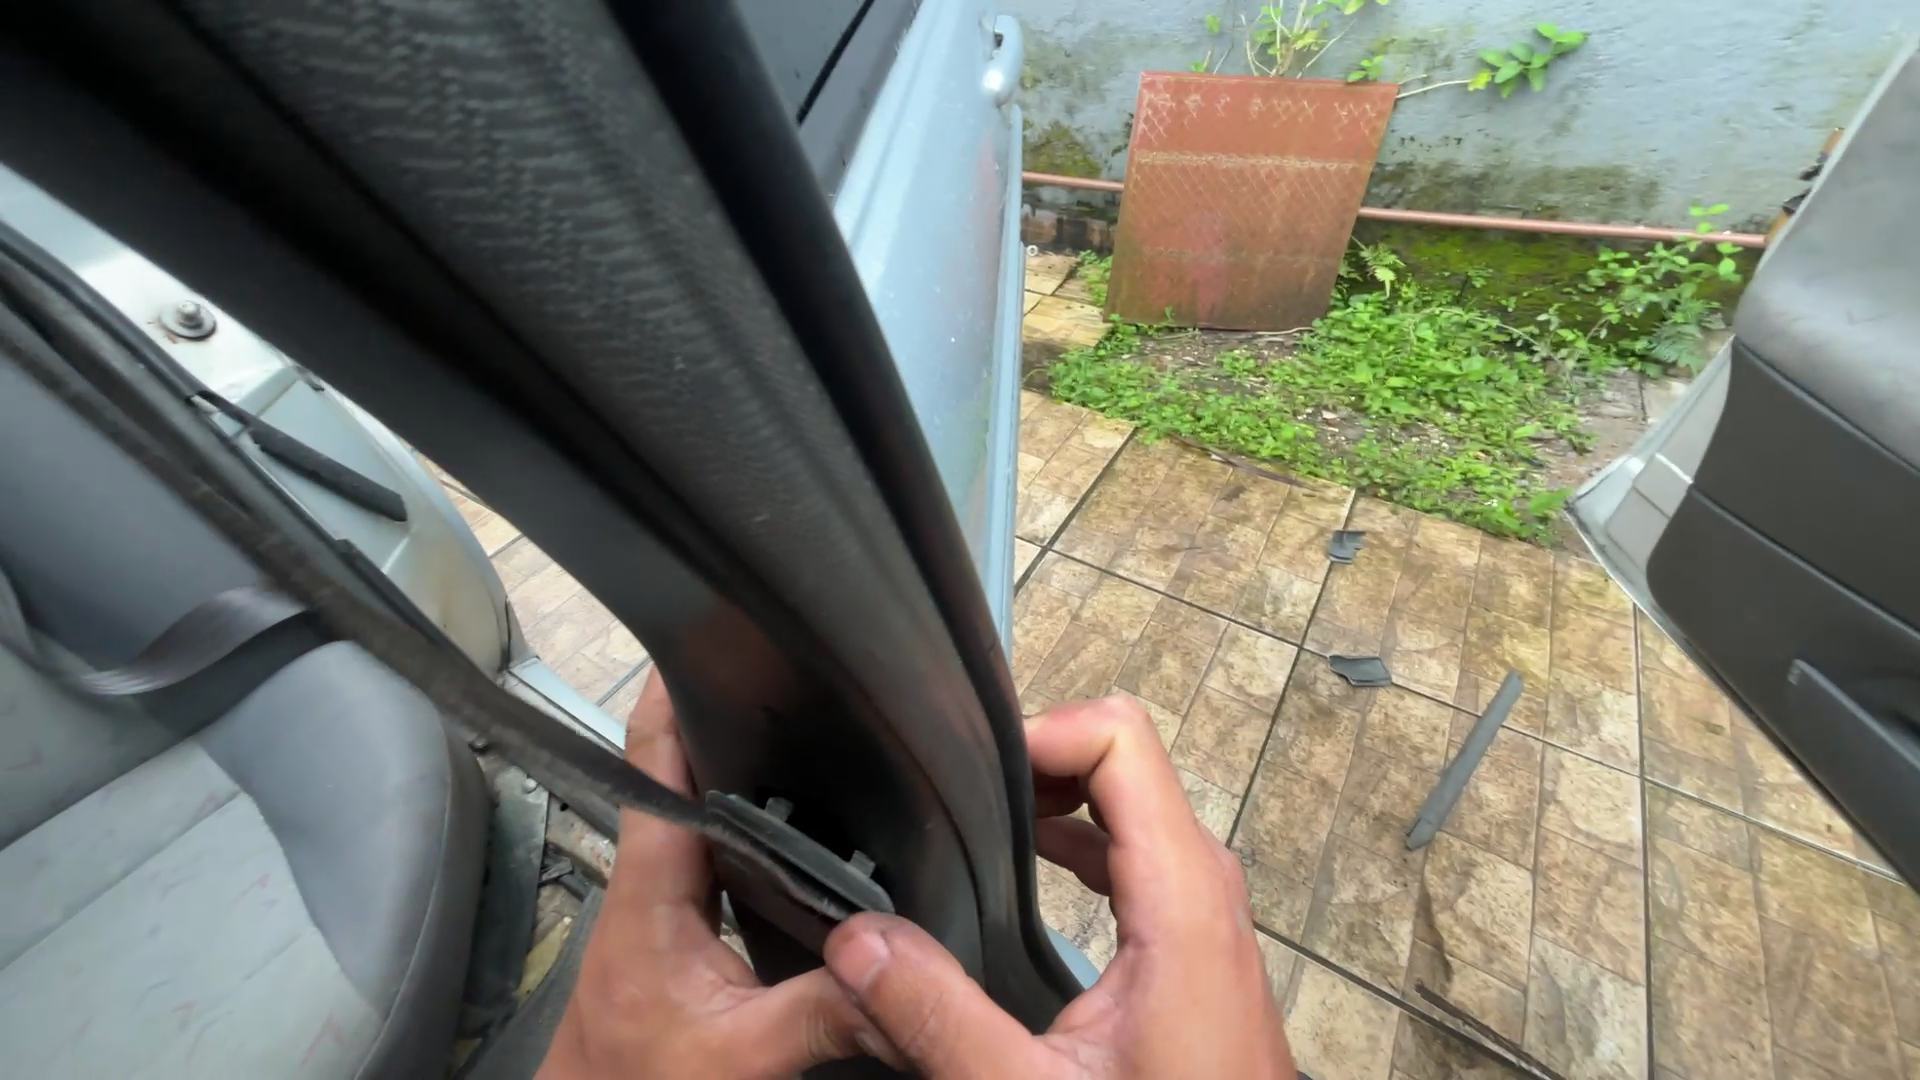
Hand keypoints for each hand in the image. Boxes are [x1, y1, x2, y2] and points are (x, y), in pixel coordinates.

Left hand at [538, 670, 888, 1078]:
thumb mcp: (737, 1057)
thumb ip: (820, 1012)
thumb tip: (899, 967)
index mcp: (653, 881)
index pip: (654, 758)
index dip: (674, 693)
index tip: (712, 638)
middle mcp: (654, 864)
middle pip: (675, 755)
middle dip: (719, 700)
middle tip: (781, 654)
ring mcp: (666, 881)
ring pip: (695, 788)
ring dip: (732, 744)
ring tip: (796, 704)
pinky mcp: (681, 902)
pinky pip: (714, 826)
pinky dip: (745, 793)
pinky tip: (796, 794)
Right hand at [821, 694, 1295, 1078]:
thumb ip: (939, 1015)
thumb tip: (854, 938)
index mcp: (1177, 891)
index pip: (1120, 737)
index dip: (1044, 730)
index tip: (976, 767)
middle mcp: (1198, 872)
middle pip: (1119, 751)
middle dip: (1037, 753)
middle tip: (961, 788)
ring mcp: (1198, 893)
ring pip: (1125, 787)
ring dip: (1053, 785)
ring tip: (981, 811)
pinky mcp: (1187, 918)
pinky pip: (1129, 832)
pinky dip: (1074, 820)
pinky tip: (1024, 851)